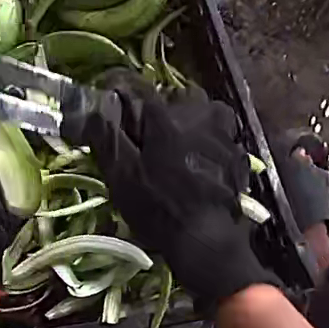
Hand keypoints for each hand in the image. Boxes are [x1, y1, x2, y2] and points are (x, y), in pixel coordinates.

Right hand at [74, 73, 277, 305]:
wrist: (206, 241)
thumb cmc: (158, 206)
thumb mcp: (121, 173)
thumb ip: (105, 136)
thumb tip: (91, 110)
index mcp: (167, 113)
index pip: (135, 86)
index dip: (115, 93)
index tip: (105, 105)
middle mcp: (201, 112)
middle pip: (172, 98)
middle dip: (157, 111)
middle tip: (142, 137)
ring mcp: (225, 134)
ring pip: (199, 116)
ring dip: (184, 127)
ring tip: (170, 153)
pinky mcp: (237, 155)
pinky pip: (216, 139)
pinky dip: (203, 147)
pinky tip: (193, 168)